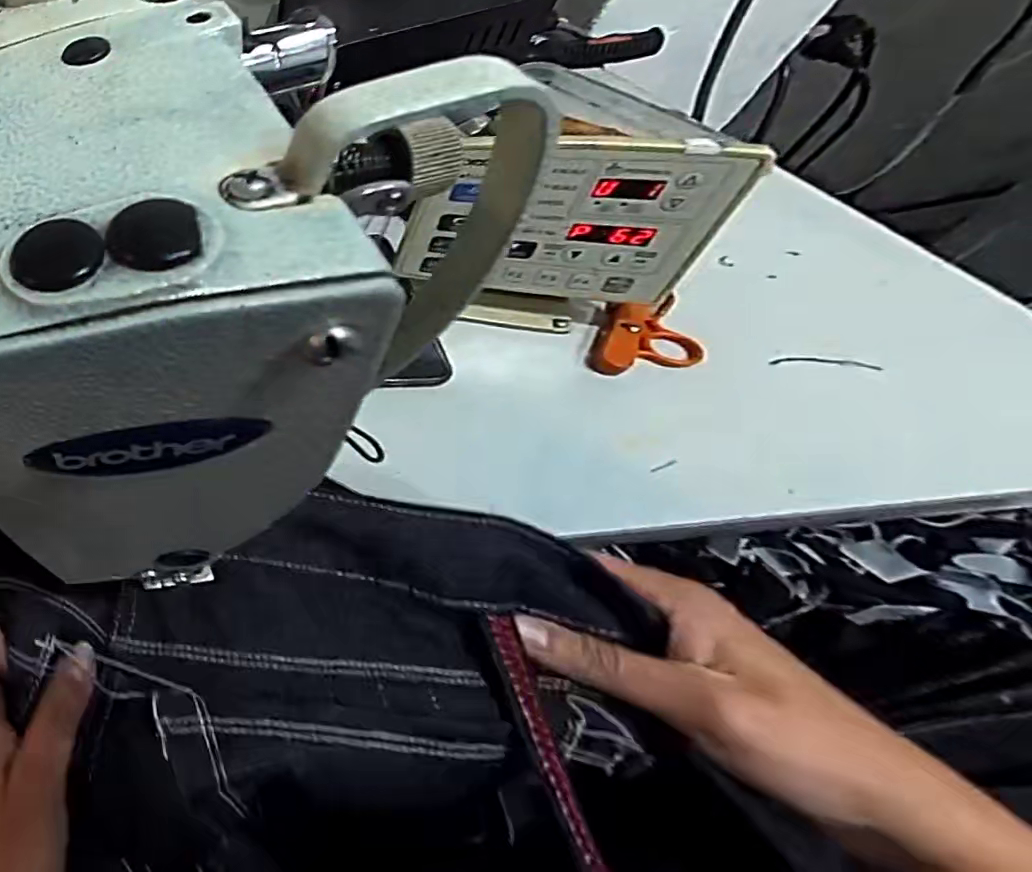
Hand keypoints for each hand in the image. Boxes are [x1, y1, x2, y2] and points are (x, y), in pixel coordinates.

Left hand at [0, 618, 94, 871]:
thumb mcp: (41, 776)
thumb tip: (81, 649)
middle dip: (29, 650)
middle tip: (71, 667)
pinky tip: (68, 717)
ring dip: (39, 679)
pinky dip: (39, 704)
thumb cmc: (12, 849)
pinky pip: (12, 707)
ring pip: (3, 680)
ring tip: (77, 687)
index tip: (38, 653)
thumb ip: (59, 711)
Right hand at [516, 556, 1031, 871]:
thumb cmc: (797, 740)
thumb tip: (518, 624)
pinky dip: (595, 674)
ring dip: (569, 648)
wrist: (893, 813)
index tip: (487, 590)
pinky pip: (625, 667)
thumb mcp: (693, 699)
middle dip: (546, 615)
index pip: (591, 569)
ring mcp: (684, 652)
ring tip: (512, 654)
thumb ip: (604, 663)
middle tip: (493, 630)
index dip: (539, 575)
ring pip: (607, 638)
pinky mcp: (689, 685)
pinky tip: (562, 686)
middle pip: (594, 604)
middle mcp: (678, 615)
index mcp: (680, 598)